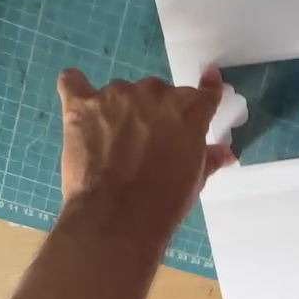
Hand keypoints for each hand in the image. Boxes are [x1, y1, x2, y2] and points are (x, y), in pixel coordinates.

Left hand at [56, 68, 233, 238]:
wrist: (118, 217)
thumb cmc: (166, 201)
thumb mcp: (195, 181)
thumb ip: (208, 158)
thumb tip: (224, 153)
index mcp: (189, 110)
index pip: (204, 92)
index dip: (207, 89)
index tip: (209, 82)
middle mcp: (155, 93)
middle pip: (159, 92)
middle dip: (156, 112)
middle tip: (149, 141)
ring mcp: (116, 95)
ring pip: (122, 91)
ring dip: (121, 109)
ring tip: (114, 141)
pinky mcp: (81, 104)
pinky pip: (74, 82)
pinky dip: (78, 89)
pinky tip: (82, 108)